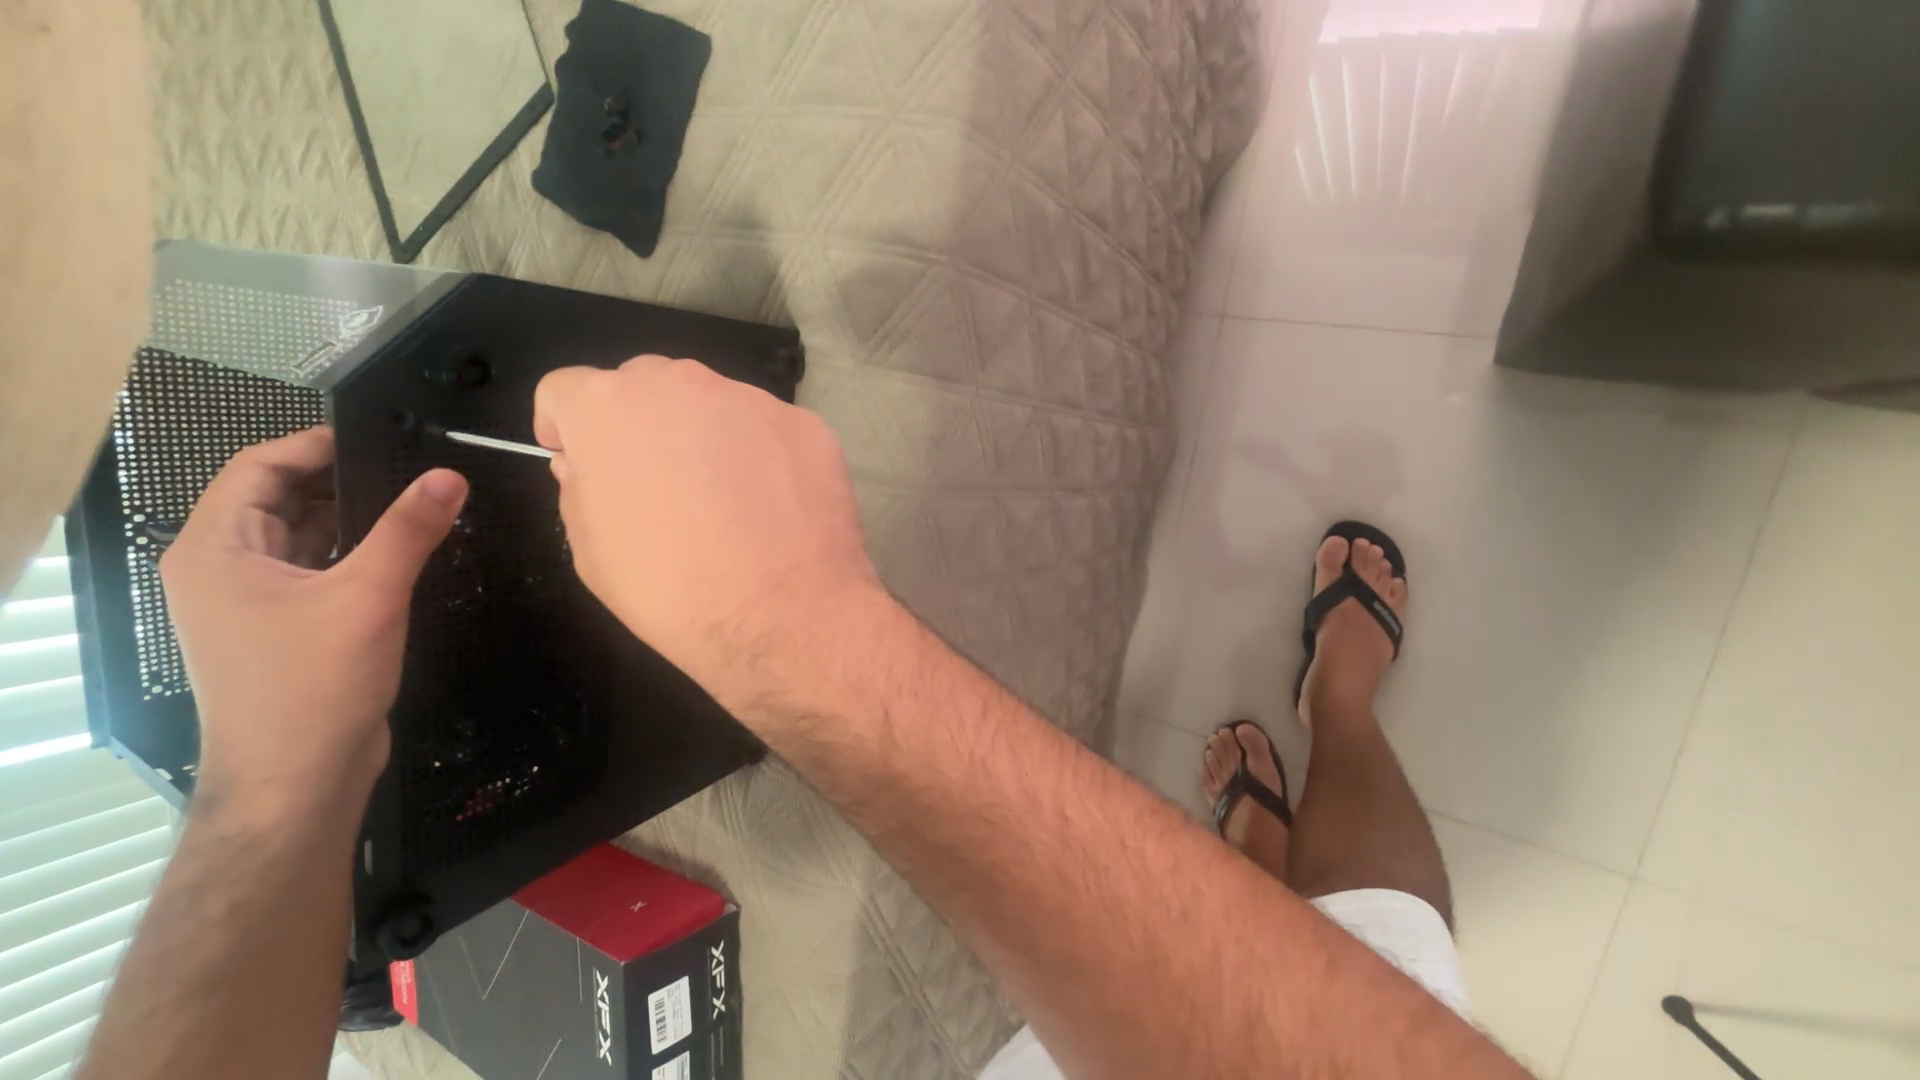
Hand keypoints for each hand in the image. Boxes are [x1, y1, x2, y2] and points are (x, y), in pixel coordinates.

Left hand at [159, 428, 467, 816]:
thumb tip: (449, 476)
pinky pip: (314, 572)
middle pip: (279, 500)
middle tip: (414, 472)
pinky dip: (352, 557)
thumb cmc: (315, 683)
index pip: (259, 467)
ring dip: (354, 522)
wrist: (296, 778)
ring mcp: (247, 603)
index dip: (317, 445)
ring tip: (417, 508)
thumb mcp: (369, 596)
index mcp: (215, 550)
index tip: (384, 438)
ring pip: (301, 538)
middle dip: (345, 483)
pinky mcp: (279, 630)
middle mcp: (220, 569)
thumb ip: (409, 529)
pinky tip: (401, 556)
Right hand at [533, 357, 879, 721]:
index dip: (565, 427)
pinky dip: (762, 456)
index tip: (580, 463)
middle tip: (656, 485)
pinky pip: (768, 430)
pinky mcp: (806, 424)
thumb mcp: (593, 554)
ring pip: (712, 404)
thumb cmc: (673, 590)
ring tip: (725, 502)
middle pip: (644, 386)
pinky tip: (773, 508)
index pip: (566, 389)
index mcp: (610, 407)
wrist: (786, 613)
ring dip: (705, 437)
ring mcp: (752, 399)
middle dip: (639, 424)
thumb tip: (585, 465)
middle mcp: (682, 384)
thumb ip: (579, 493)